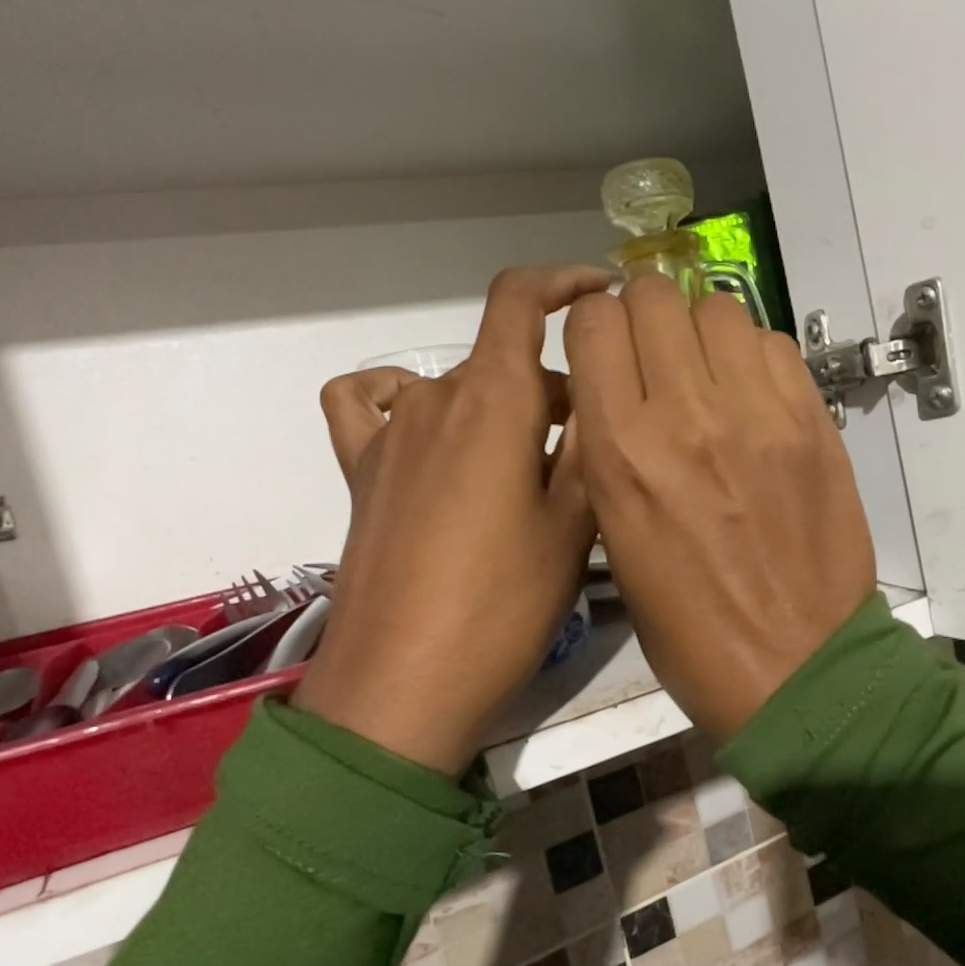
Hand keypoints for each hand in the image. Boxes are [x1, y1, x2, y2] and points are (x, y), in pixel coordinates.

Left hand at [294, 266, 611, 774]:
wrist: (403, 684)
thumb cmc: (503, 606)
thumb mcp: (576, 525)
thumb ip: (594, 443)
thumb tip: (603, 384)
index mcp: (493, 402)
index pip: (519, 300)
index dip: (565, 281)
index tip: (603, 290)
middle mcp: (434, 400)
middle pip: (504, 360)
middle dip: (556, 386)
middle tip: (596, 448)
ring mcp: (388, 436)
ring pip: (460, 389)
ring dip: (504, 409)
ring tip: (532, 469)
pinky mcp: (361, 474)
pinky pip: (373, 406)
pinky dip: (405, 401)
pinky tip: (430, 433)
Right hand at [564, 275, 876, 736]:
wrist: (795, 667)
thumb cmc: (690, 629)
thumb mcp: (618, 543)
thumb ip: (614, 454)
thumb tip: (625, 397)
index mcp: (621, 453)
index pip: (594, 321)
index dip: (595, 325)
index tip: (606, 347)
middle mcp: (685, 414)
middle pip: (655, 296)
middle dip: (645, 315)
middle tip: (656, 355)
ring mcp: (758, 412)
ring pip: (718, 308)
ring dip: (702, 331)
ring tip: (708, 375)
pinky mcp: (813, 420)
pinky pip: (774, 345)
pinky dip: (755, 356)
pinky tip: (754, 398)